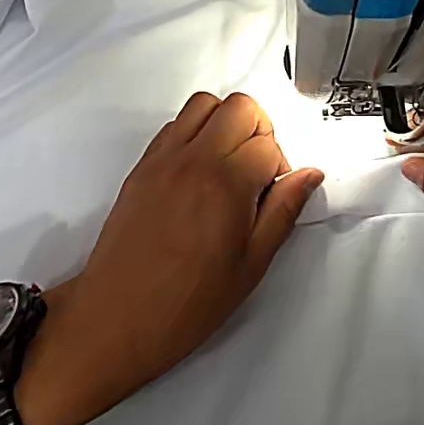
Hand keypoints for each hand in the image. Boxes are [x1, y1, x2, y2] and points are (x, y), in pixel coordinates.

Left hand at [14, 92, 323, 424]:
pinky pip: (174, 124)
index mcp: (225, 186)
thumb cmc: (181, 304)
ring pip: (205, 103)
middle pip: (241, 107)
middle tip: (260, 166)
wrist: (115, 320)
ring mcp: (163, 160)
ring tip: (232, 160)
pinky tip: (201, 167)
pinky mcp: (142, 166)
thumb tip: (308, 176)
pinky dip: (195, 131)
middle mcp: (193, 162)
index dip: (282, 167)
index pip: (269, 145)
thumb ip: (283, 211)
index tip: (276, 190)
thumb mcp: (250, 265)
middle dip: (261, 129)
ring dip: (226, 121)